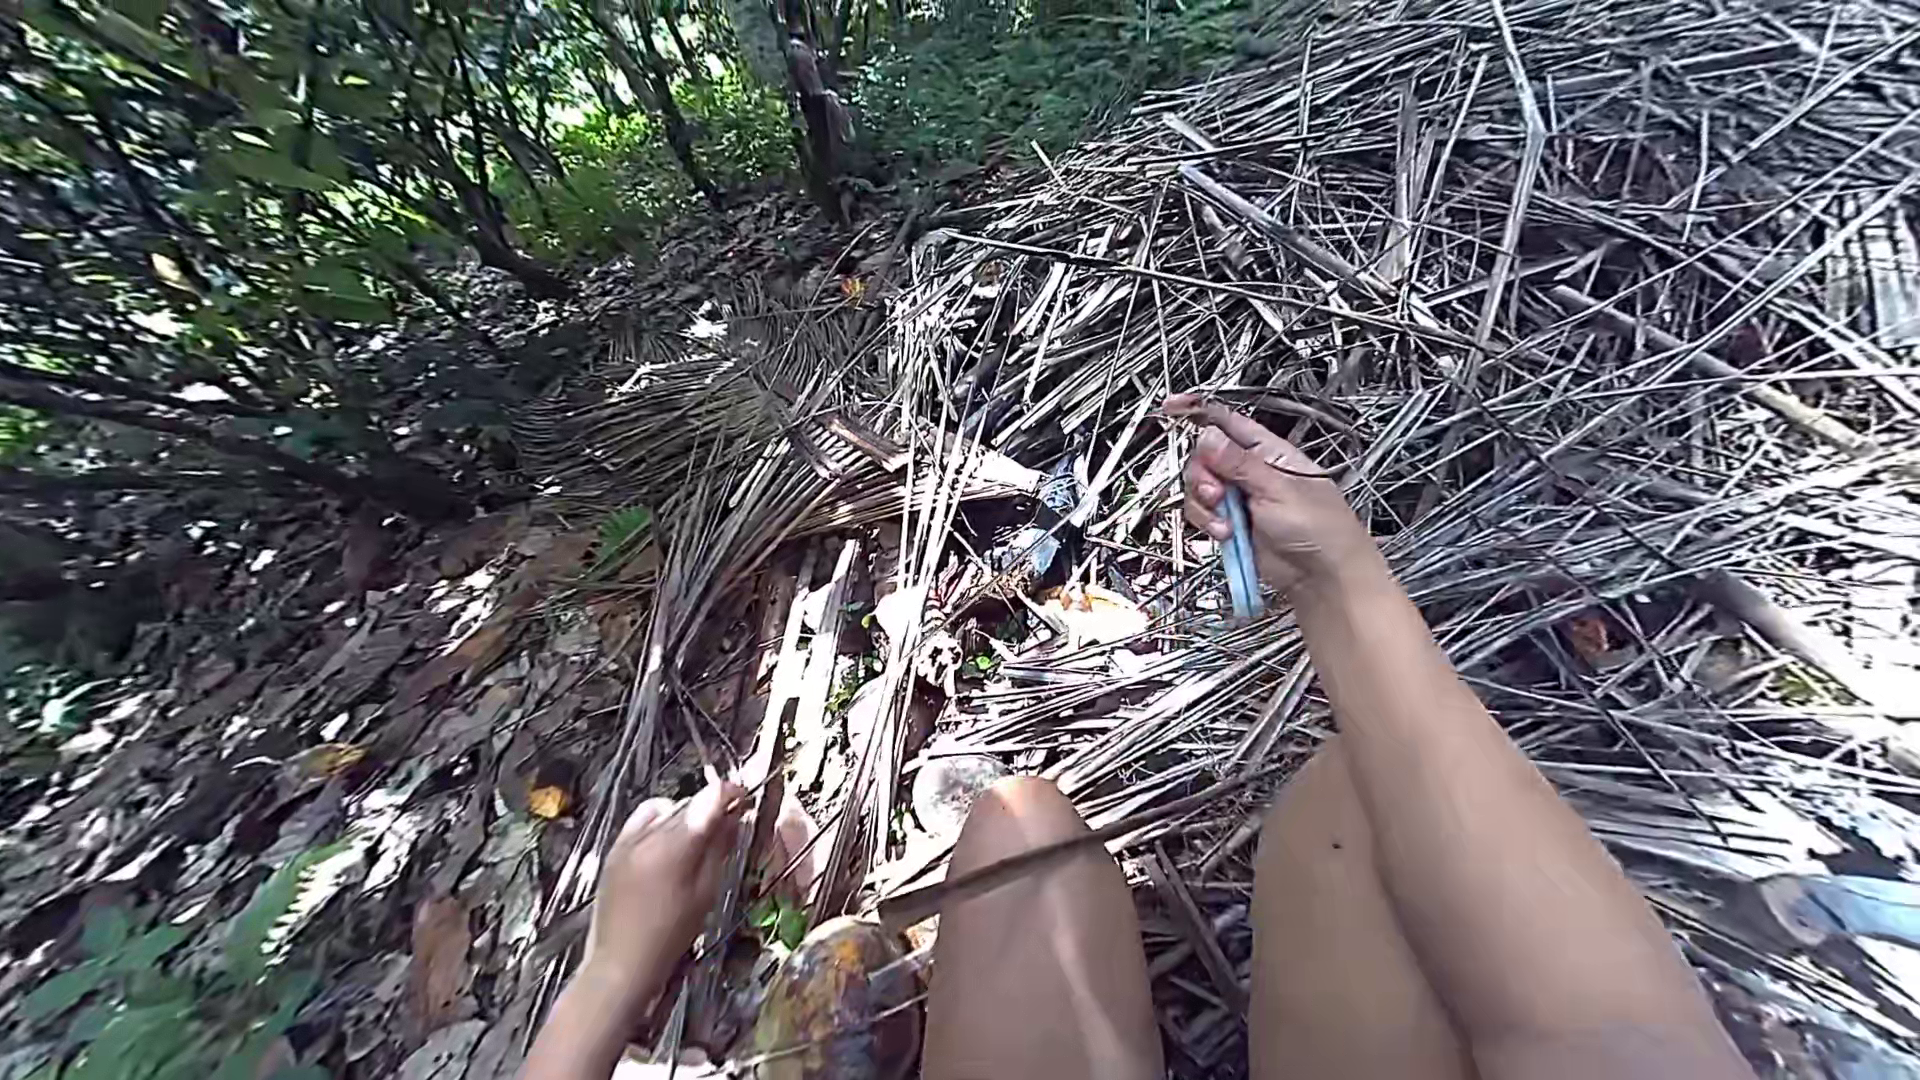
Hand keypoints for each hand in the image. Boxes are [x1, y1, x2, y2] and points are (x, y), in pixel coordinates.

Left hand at [581, 779, 744, 1005]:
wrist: (619, 966)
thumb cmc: (670, 934)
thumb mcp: (707, 890)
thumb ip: (720, 847)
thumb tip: (734, 816)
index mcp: (677, 844)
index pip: (711, 796)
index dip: (732, 793)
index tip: (743, 800)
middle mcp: (651, 834)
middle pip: (691, 800)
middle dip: (712, 807)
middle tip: (726, 825)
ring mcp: (629, 840)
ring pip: (670, 806)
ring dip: (688, 813)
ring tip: (695, 837)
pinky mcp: (615, 849)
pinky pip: (644, 818)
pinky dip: (661, 819)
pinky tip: (668, 841)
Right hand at [1165, 394, 1379, 596]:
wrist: (1321, 578)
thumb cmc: (1321, 530)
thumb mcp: (1278, 489)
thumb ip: (1238, 463)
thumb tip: (1207, 435)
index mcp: (1268, 453)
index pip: (1228, 422)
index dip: (1199, 412)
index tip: (1172, 406)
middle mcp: (1249, 472)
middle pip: (1203, 458)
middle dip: (1203, 476)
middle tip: (1217, 493)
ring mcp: (1237, 499)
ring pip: (1198, 488)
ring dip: (1205, 505)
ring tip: (1227, 521)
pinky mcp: (1228, 524)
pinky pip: (1200, 514)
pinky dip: (1207, 524)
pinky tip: (1227, 534)